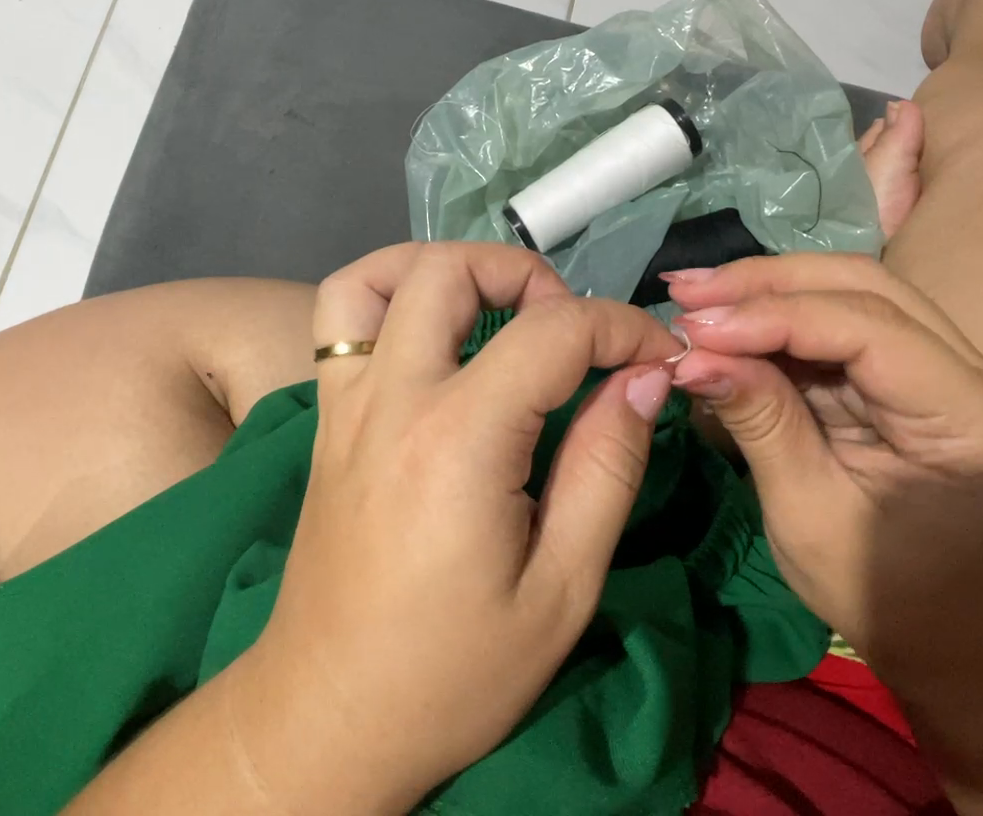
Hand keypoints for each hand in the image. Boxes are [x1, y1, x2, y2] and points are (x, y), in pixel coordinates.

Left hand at [231, 242, 682, 810]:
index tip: (658, 357)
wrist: (330, 714)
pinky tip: (433, 331)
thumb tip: (644, 378)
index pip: (554, 331)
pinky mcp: (324, 418)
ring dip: (449, 269)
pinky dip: (388, 293)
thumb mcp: (563, 587)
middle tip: (575, 335)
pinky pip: (338, 318)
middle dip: (533, 277)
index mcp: (459, 441)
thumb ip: (608, 467)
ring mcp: (344, 402)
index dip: (622, 327)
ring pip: (379, 276)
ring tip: (501, 311)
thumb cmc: (455, 672)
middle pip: (453, 271)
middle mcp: (392, 400)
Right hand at [664, 254, 982, 673]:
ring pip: (854, 292)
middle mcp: (973, 376)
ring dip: (769, 289)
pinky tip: (727, 318)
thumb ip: (759, 420)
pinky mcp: (908, 373)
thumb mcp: (805, 512)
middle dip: (768, 283)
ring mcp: (944, 368)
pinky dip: (778, 318)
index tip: (694, 326)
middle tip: (686, 293)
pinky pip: (841, 323)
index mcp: (971, 420)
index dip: (776, 316)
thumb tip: (689, 355)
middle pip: (867, 288)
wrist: (936, 632)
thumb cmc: (876, 591)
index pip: (870, 330)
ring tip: (695, 297)